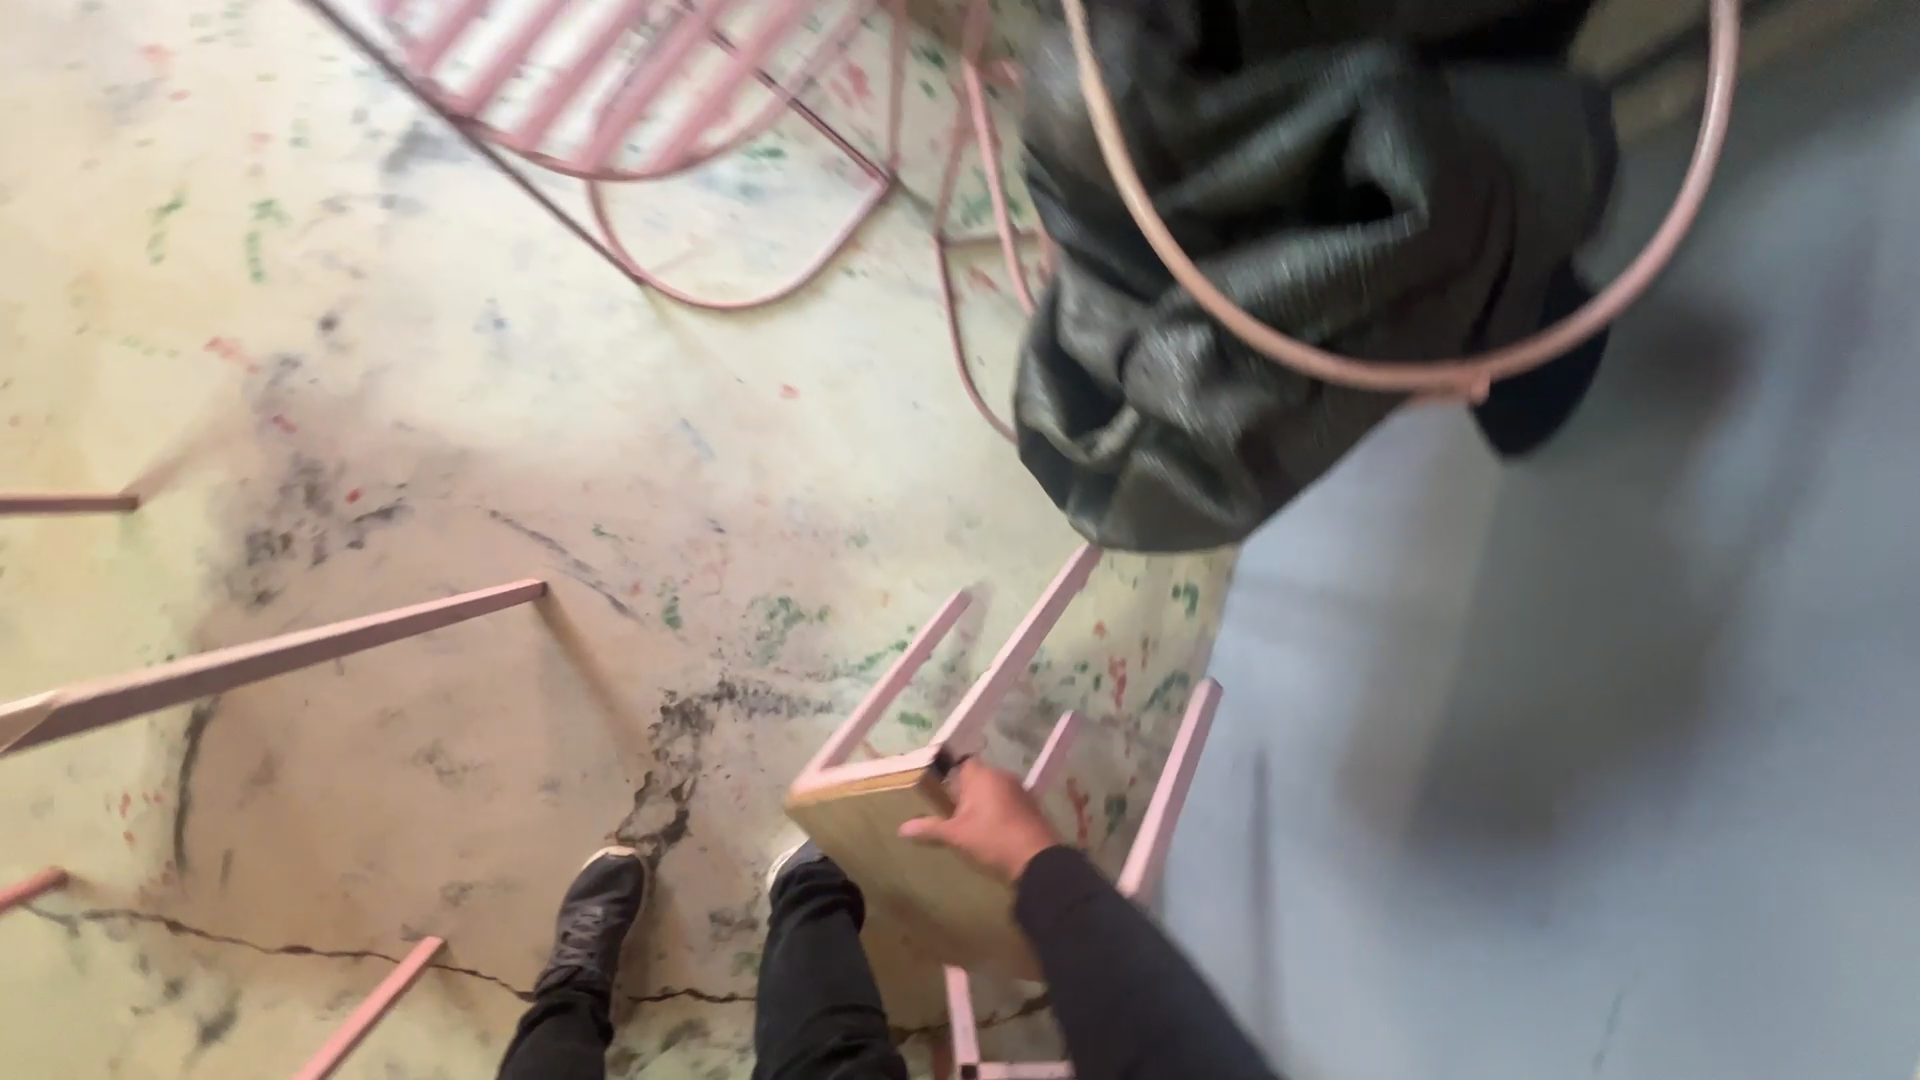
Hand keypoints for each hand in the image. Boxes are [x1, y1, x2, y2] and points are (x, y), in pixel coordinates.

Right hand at [899, 758, 1063, 883]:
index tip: (943, 792)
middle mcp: (1001, 774)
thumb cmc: (992, 840)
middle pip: (979, 776)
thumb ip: (930, 828)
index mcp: (981, 775)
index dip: (952, 774)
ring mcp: (1020, 788)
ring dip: (986, 800)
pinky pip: (1010, 800)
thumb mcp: (956, 836)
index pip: (963, 762)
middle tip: (955, 812)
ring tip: (974, 823)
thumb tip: (901, 828)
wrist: (1037, 859)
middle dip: (968, 791)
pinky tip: (996, 829)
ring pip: (996, 788)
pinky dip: (1001, 809)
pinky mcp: (1032, 804)